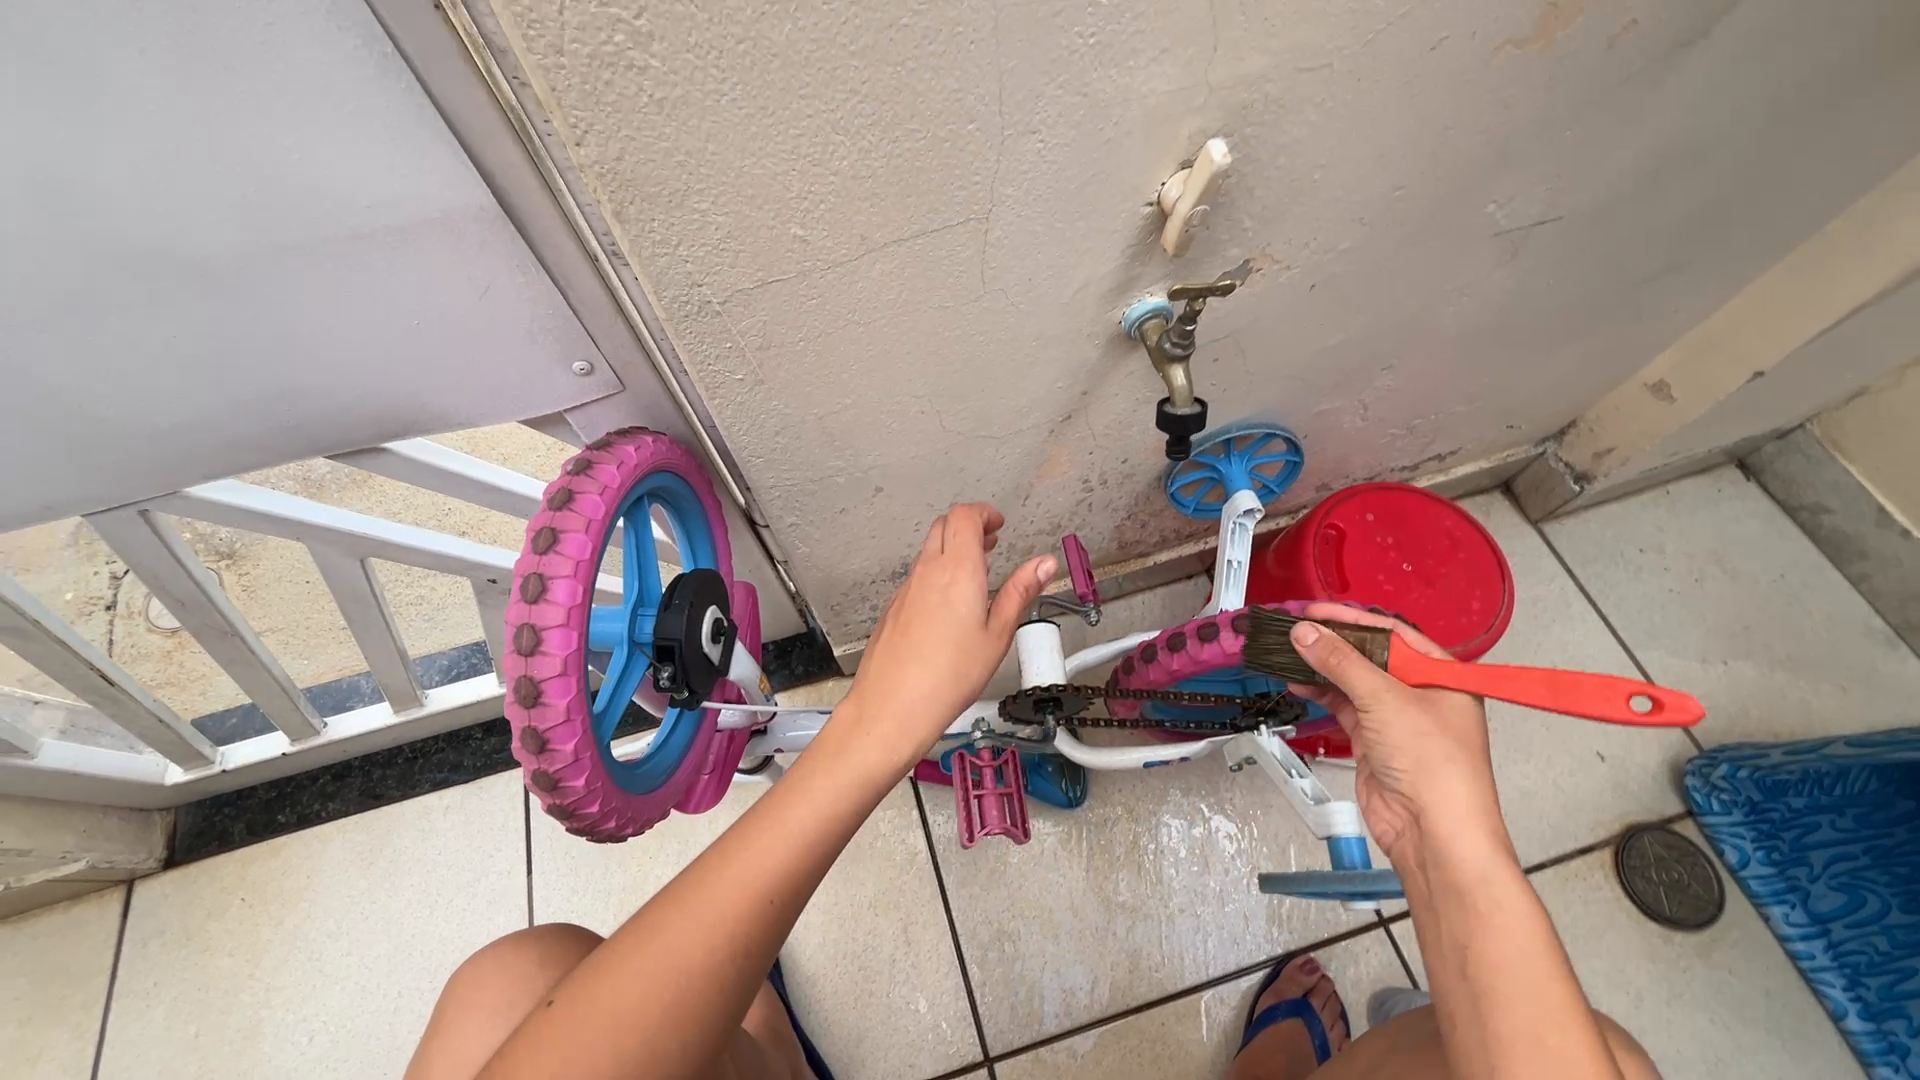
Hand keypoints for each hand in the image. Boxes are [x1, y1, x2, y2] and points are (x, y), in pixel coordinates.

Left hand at [836, 504, 1053, 766]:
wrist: (892, 705)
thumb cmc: (947, 676)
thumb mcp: (998, 634)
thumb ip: (1021, 591)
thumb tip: (1044, 563)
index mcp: (957, 570)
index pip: (964, 516)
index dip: (983, 513)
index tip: (998, 523)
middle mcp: (927, 572)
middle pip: (943, 526)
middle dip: (968, 526)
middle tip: (991, 540)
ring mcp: (906, 589)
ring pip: (928, 552)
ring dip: (952, 550)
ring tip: (976, 571)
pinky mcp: (894, 608)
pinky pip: (917, 577)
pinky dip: (936, 574)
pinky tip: (950, 604)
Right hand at [1284, 603, 1509, 864]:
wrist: (1432, 830)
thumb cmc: (1436, 767)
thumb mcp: (1385, 700)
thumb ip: (1341, 662)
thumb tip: (1307, 633)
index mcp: (1441, 675)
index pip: (1392, 634)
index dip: (1352, 620)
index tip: (1316, 612)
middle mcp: (1421, 694)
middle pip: (1369, 656)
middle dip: (1332, 644)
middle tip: (1297, 629)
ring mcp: (1395, 719)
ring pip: (1351, 681)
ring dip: (1320, 667)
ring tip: (1289, 652)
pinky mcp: (1373, 740)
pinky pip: (1342, 705)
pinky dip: (1319, 692)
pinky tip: (1298, 681)